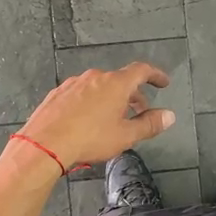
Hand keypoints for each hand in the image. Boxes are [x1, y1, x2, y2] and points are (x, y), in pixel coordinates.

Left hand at [17, 62, 175, 169]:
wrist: (45, 144)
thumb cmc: (90, 139)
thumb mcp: (125, 136)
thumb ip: (149, 124)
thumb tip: (170, 115)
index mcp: (115, 84)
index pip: (141, 71)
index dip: (155, 75)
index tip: (163, 83)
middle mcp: (94, 77)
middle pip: (120, 80)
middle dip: (133, 95)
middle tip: (139, 111)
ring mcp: (73, 84)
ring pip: (99, 87)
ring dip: (110, 99)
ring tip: (112, 119)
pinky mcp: (57, 94)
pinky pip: (81, 94)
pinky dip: (91, 103)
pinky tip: (87, 120)